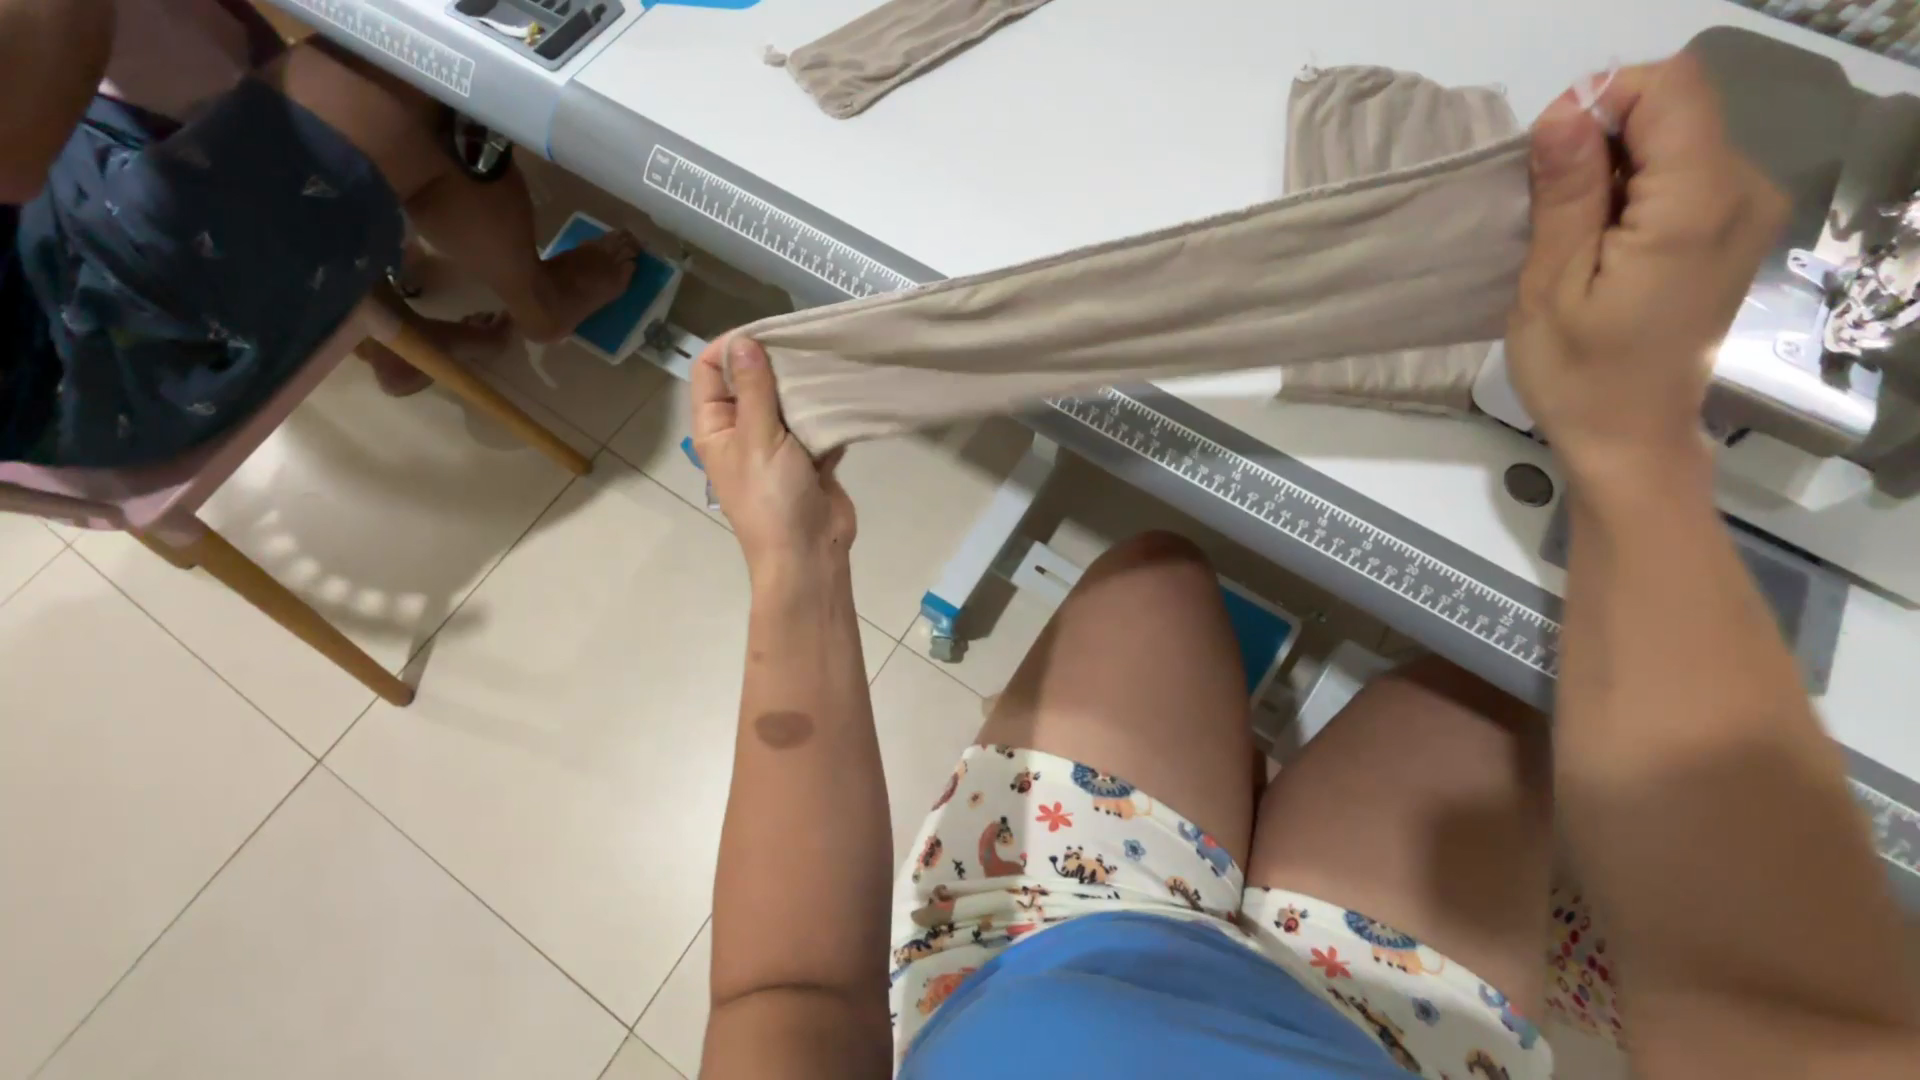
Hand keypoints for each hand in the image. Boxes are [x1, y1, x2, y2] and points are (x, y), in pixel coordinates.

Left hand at [691, 335, 856, 578]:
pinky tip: (846, 391)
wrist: (809, 554)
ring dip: (806, 385)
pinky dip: (828, 410)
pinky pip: (816, 423)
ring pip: (788, 401)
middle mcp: (743, 431)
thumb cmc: (773, 498)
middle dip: (777, 362)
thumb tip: (744, 340)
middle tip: (807, 343)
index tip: (769, 333)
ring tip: (829, 361)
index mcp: (717, 428)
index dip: (733, 347)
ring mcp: (778, 446)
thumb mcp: (758, 438)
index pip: (711, 371)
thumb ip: (755, 389)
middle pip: (753, 382)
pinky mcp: (810, 458)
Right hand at [1506, 54, 1788, 486]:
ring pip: (1678, 139)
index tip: (1549, 162)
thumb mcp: (1551, 285)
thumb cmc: (1577, 372)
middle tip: (1551, 213)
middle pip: (1676, 109)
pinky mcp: (1736, 226)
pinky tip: (1603, 246)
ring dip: (1614, 170)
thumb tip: (1565, 112)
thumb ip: (1567, 193)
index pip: (1670, 89)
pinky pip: (1686, 172)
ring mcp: (1748, 209)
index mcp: (1697, 204)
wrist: (1629, 435)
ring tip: (1573, 239)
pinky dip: (1634, 191)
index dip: (1601, 103)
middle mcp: (1745, 190)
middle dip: (1602, 141)